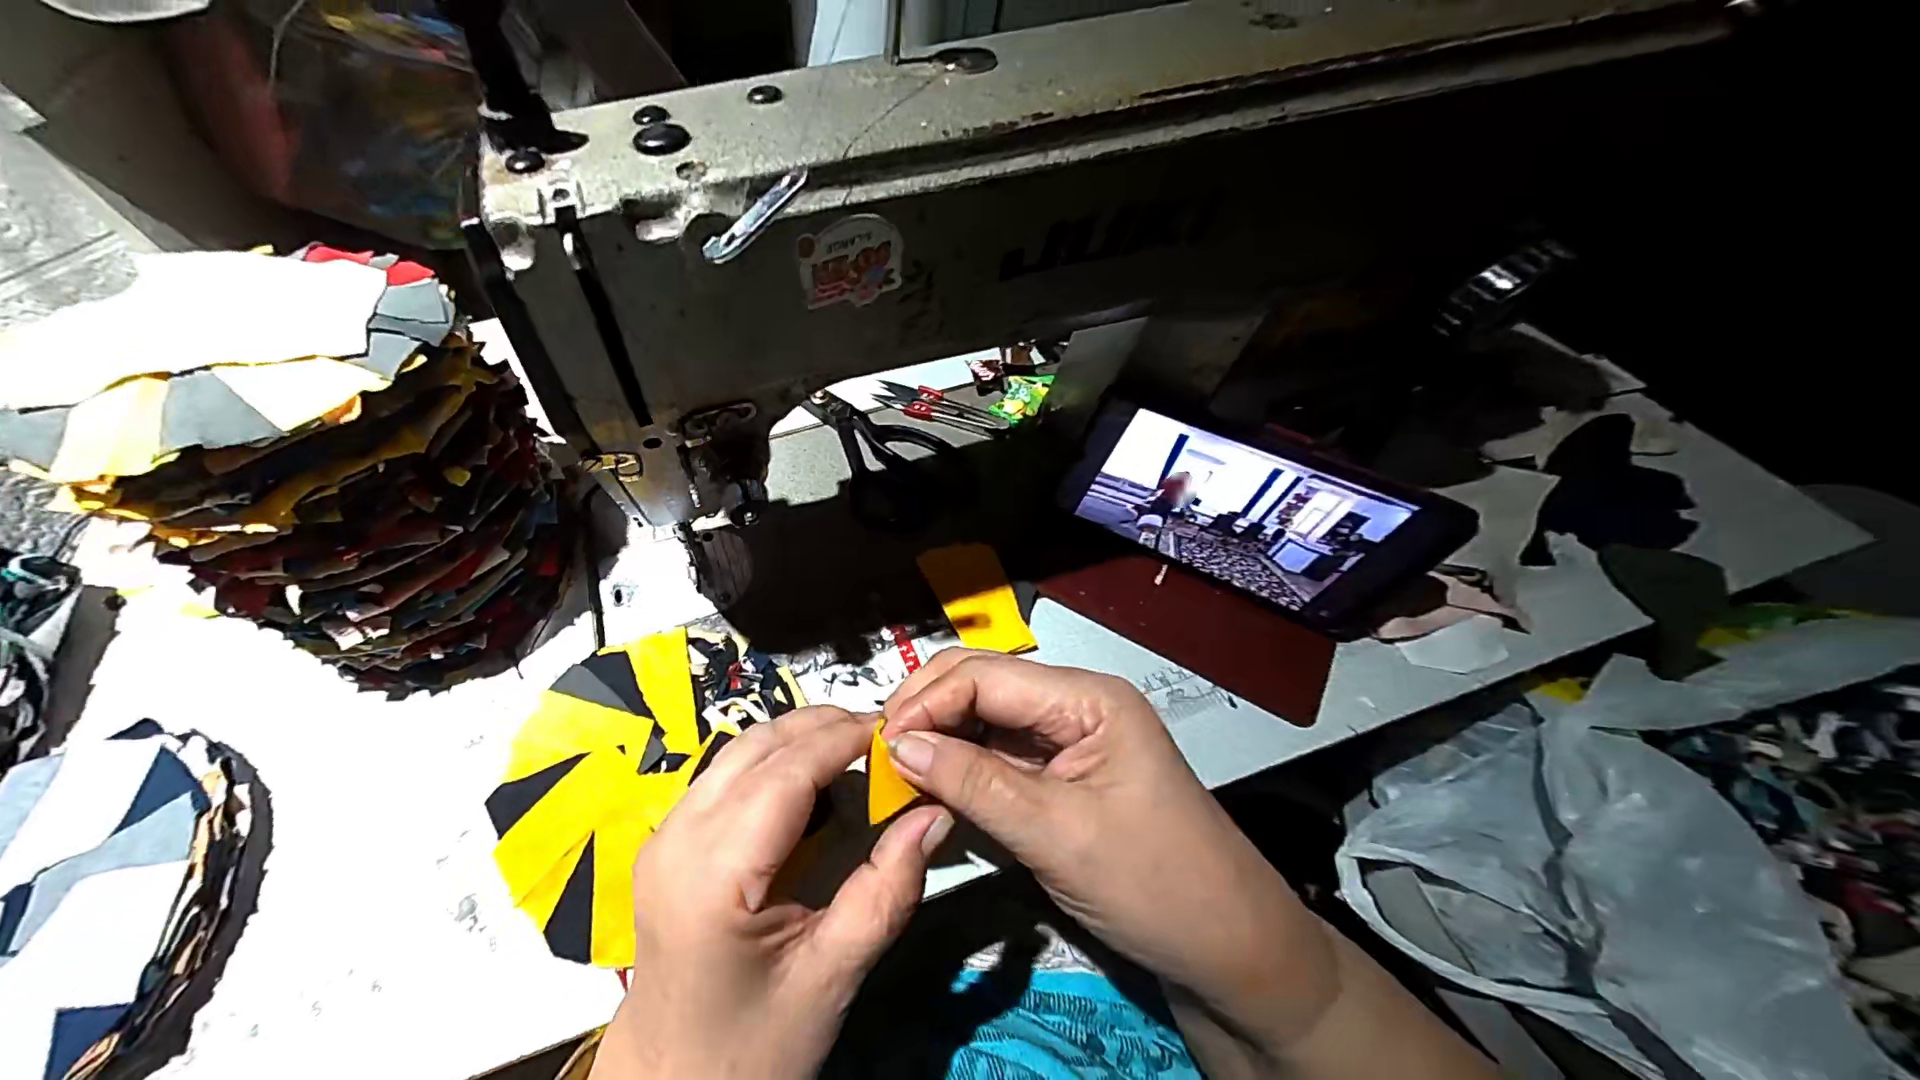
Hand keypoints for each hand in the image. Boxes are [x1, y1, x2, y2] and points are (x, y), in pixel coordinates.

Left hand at [592, 706, 952, 1079]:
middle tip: (885, 739)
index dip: (844, 739)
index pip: (787, 772)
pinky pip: (729, 771)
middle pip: (760, 745)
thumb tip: (937, 813)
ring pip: (741, 748)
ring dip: (801, 737)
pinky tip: (815, 778)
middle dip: (826, 727)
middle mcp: (677, 837)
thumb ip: (888, 889)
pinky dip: (777, 758)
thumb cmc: (751, 1046)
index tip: (898, 732)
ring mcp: (665, 833)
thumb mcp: (832, 976)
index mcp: (711, 875)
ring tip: (857, 750)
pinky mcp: (668, 839)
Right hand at [879, 651, 1337, 1052]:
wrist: (1227, 949)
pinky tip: (931, 783)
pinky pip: (996, 754)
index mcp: (1087, 697)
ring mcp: (1066, 738)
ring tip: (895, 771)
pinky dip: (960, 766)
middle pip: (982, 685)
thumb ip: (974, 783)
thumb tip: (897, 747)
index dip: (928, 703)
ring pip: (984, 718)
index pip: (986, 676)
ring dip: (939, 738)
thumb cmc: (1155, 884)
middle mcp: (1074, 703)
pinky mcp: (1057, 773)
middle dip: (928, 711)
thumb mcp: (1058, 833)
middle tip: (881, 755)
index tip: (880, 747)